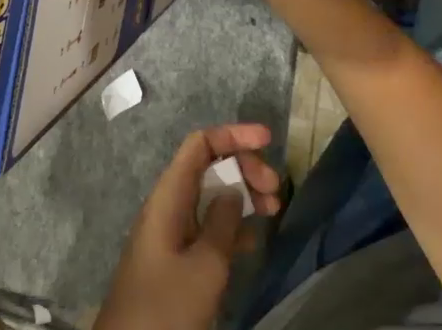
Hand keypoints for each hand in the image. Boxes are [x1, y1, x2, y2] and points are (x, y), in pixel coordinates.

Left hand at [96, 124, 283, 329]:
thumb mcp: (205, 264)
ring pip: (212, 196)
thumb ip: (223, 221)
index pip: (200, 144)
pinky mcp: (176, 258)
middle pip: (209, 166)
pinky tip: (254, 239)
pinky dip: (233, 224)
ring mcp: (171, 232)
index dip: (234, 134)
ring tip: (274, 210)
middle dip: (246, 168)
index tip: (268, 140)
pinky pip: (208, 225)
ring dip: (244, 196)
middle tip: (275, 189)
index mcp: (168, 197)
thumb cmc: (166, 306)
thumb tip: (232, 191)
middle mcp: (168, 206)